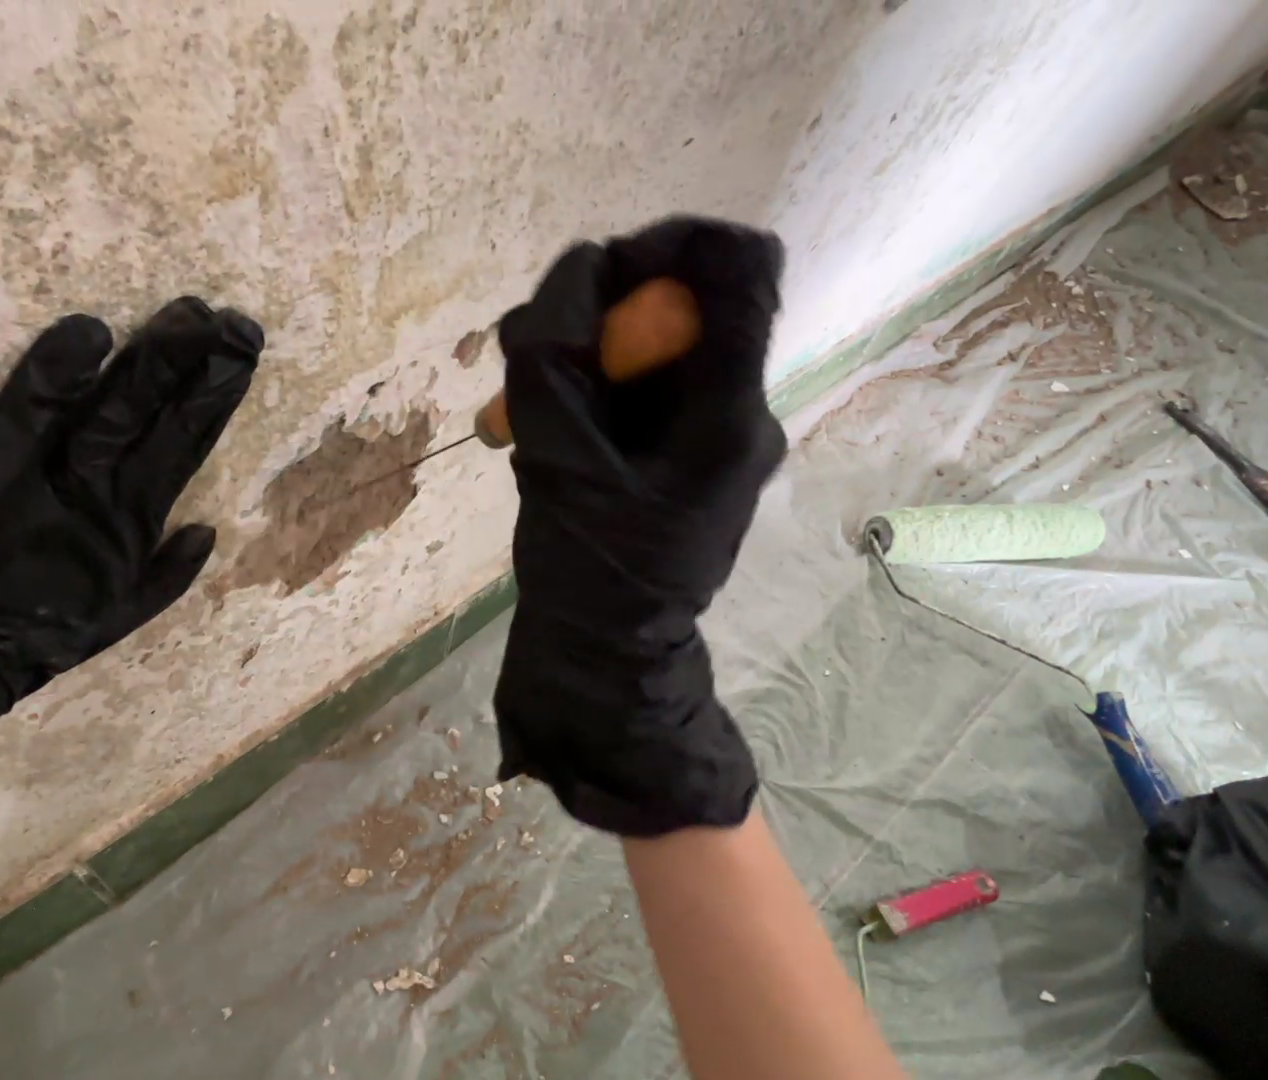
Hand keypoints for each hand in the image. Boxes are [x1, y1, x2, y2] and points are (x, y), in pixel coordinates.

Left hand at [0, 297, 261, 832]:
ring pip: (114, 404)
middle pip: (157, 413)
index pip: (187, 444)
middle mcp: (105, 491)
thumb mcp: (118, 619)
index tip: (242, 348)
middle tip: (229, 318)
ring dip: (152, 358)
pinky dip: (57, 370)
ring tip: (187, 314)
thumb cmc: (35, 640)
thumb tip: (208, 529)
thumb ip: (167, 575)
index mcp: (134, 525)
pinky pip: (30, 407)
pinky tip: (90, 330)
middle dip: (195, 362)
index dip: (217, 395)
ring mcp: (54, 475)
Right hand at [492, 217, 786, 835]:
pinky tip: (548, 431)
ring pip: (660, 347)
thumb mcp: (555, 459)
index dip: (668, 244)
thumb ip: (551, 358)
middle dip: (605, 310)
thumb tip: (575, 267)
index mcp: (729, 411)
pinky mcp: (688, 457)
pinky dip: (593, 392)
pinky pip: (647, 392)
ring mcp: (717, 436)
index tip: (597, 278)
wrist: (608, 659)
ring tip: (528, 407)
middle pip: (691, 305)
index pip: (739, 267)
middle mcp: (739, 411)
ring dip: (588, 356)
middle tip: (540, 356)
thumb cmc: (587, 571)